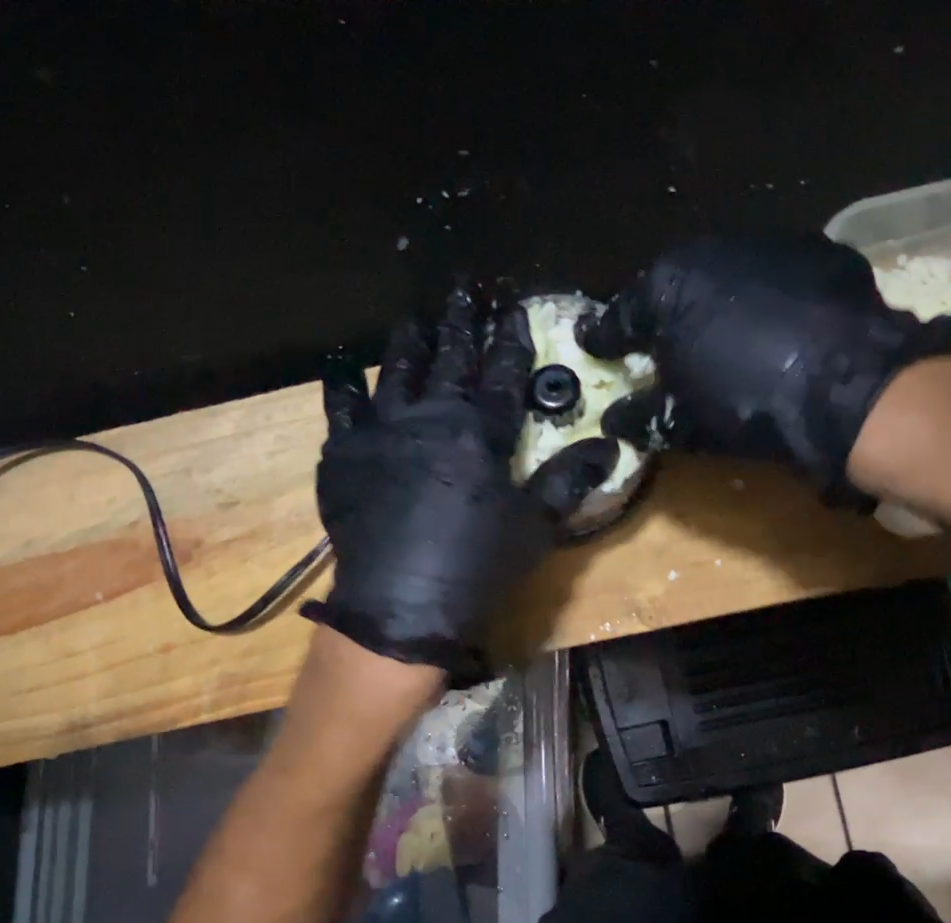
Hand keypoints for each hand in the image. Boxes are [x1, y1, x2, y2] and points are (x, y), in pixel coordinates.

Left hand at [302, 284, 618, 681]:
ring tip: (412, 321)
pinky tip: (340, 369)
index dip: (510, 338)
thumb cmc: (477, 566)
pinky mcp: (343, 454)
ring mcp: (381, 431)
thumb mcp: (535, 525)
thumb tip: (610, 445)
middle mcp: (430, 415)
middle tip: (461, 292)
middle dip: (459, 324)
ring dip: (407, 344)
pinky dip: (341, 386)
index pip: (502, 371)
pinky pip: (340, 408)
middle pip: (449, 360)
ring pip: (395, 372)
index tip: (511, 308)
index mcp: (480, 431)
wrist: (402, 603)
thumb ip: (568, 479)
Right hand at [576, 235, 950, 502]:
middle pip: (675, 290)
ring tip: (725, 339)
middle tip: (663, 349)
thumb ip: (644, 413)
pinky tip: (779, 331)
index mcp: (667, 286)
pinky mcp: (822, 253)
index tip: (596, 346)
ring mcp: (771, 245)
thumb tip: (616, 418)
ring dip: (719, 305)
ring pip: (728, 278)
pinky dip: (768, 303)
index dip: (606, 337)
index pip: (622, 317)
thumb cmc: (749, 402)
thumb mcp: (686, 421)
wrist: (853, 386)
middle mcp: (712, 251)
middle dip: (665, 318)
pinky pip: (777, 280)